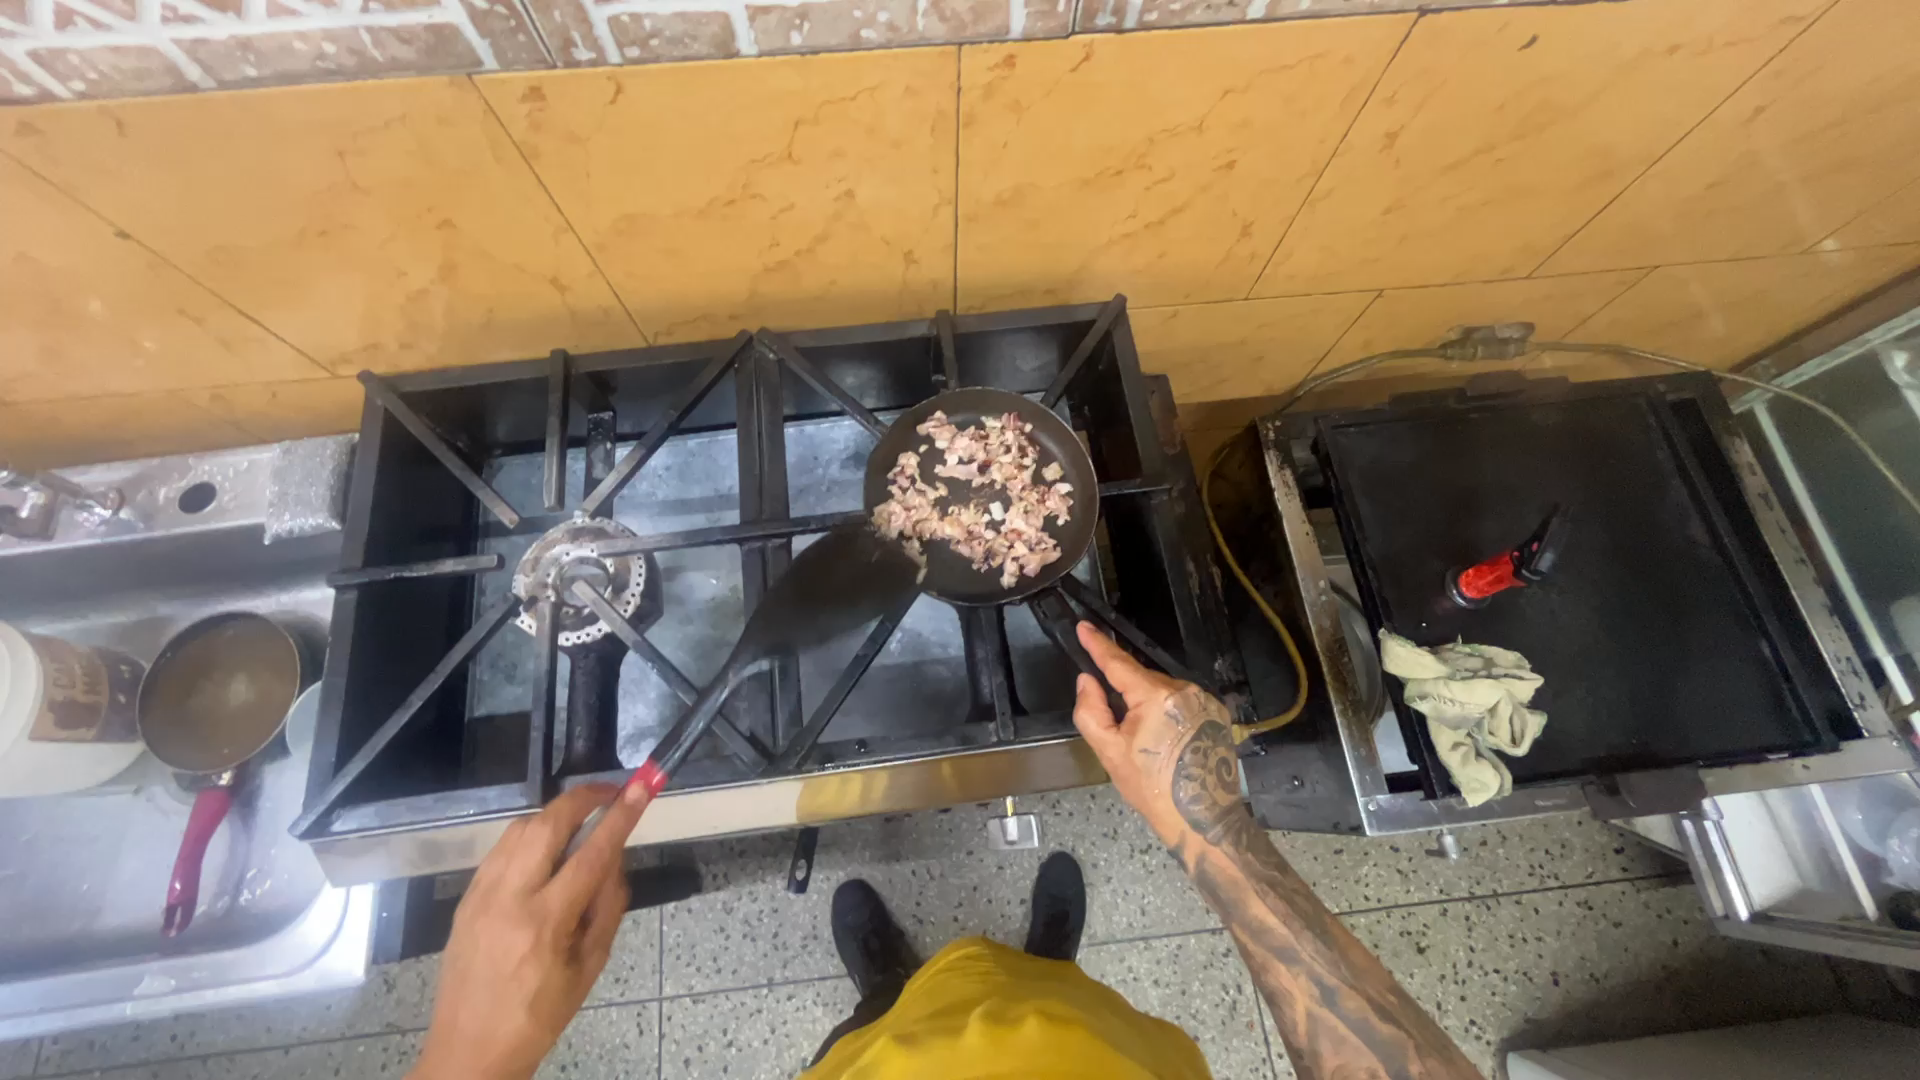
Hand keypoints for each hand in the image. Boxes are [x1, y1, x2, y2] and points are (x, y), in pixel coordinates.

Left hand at [412, 781, 651, 1079]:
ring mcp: (480, 897)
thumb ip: (608, 903)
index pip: (593, 853)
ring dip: (556, 813)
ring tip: (582, 818)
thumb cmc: (541, 1015)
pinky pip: (502, 848)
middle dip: (583, 797)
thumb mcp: (591, 964)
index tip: (642, 786)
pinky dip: (531, 834)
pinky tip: (548, 846)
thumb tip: (615, 853)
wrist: (467, 1054)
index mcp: (545, 924)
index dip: (621, 815)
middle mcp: (508, 900)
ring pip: (521, 828)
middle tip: (612, 791)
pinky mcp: (465, 899)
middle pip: (547, 825)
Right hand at [1070, 621, 1241, 846]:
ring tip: (1143, 738)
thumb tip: (1087, 680)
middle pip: (1141, 678)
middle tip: (1115, 722)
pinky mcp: (1215, 711)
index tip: (1083, 625)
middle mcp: (1183, 690)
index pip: (1119, 662)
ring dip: (1145, 701)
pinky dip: (1165, 709)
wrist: (1202, 817)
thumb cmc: (1151, 787)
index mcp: (1155, 697)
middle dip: (1123, 689)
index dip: (1098, 644)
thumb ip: (1090, 710)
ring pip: (1160, 689)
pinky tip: (1163, 737)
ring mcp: (1203, 699)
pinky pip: (1179, 699)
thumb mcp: (1109, 752)